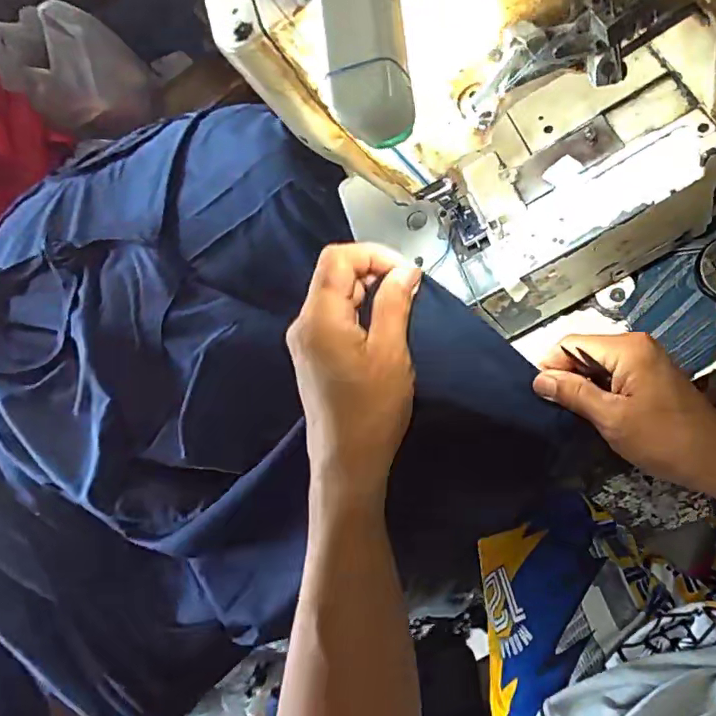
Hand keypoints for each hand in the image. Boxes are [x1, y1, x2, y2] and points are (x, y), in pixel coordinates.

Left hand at [287, 243, 422, 493]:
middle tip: (410, 290)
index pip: (337, 258)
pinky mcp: (314, 355)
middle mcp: (305, 324)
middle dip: (374, 272)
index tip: (407, 271)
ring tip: (401, 310)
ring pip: (336, 294)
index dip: (374, 254)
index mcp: (319, 318)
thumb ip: (395, 303)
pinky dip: (361, 311)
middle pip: (334, 274)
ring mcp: (306, 340)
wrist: (348, 461)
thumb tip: (406, 271)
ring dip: (370, 292)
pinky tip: (384, 328)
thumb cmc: (371, 411)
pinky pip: (336, 317)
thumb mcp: (391, 352)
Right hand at [533, 333, 715, 501]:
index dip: (550, 366)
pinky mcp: (652, 375)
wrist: (715, 459)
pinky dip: (601, 389)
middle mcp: (636, 344)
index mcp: (627, 348)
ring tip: (574, 413)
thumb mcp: (611, 419)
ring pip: (598, 364)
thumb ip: (574, 394)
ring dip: (583, 385)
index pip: (571, 343)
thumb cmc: (663, 440)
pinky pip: (615, 373)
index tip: (539, 396)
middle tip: (555, 409)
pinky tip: (597, 412)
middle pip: (584, 351)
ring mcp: (647, 358)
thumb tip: (539, 379)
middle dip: (566, 376)